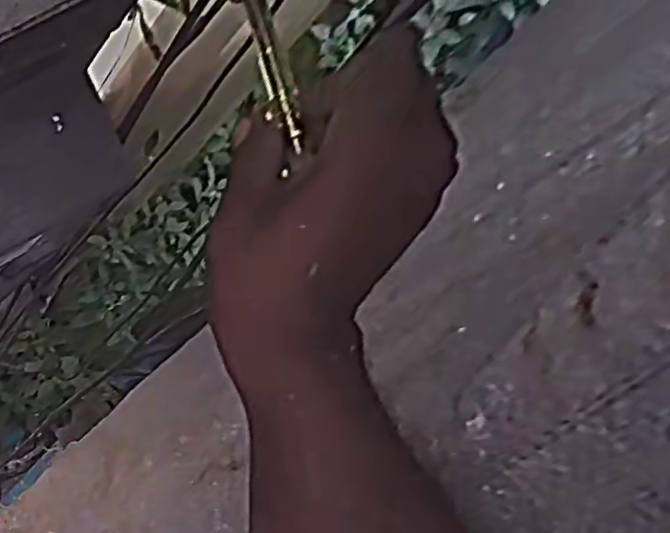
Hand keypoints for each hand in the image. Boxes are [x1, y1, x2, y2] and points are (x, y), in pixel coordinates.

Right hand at [208, 21, 456, 359]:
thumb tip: (266, 117)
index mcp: (372, 139)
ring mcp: (429, 175)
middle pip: (400, 83)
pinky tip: (333, 199)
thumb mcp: (240, 209)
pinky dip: (377, 159)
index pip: (385, 58)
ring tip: (313, 179)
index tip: (296, 120)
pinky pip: (410, 151)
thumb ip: (259, 149)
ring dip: (363, 132)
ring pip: (407, 115)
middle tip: (297, 151)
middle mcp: (418, 146)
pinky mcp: (423, 201)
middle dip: (351, 102)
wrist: (291, 339)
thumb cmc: (257, 277)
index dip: (336, 80)